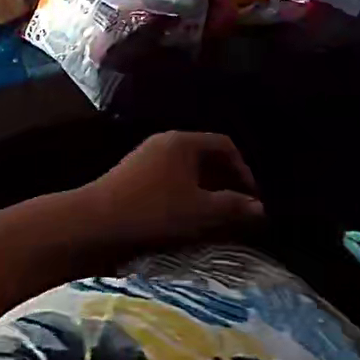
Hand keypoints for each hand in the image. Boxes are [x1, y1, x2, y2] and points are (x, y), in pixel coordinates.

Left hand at [78, 132, 266, 251]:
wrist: (99, 217)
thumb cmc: (154, 208)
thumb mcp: (199, 210)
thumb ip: (232, 206)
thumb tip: (261, 208)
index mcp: (182, 141)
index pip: (224, 144)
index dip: (243, 170)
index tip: (253, 198)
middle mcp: (165, 141)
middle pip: (205, 154)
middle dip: (226, 180)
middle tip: (240, 209)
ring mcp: (148, 155)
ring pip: (188, 168)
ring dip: (206, 188)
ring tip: (218, 216)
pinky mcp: (136, 172)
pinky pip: (171, 176)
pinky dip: (186, 192)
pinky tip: (189, 216)